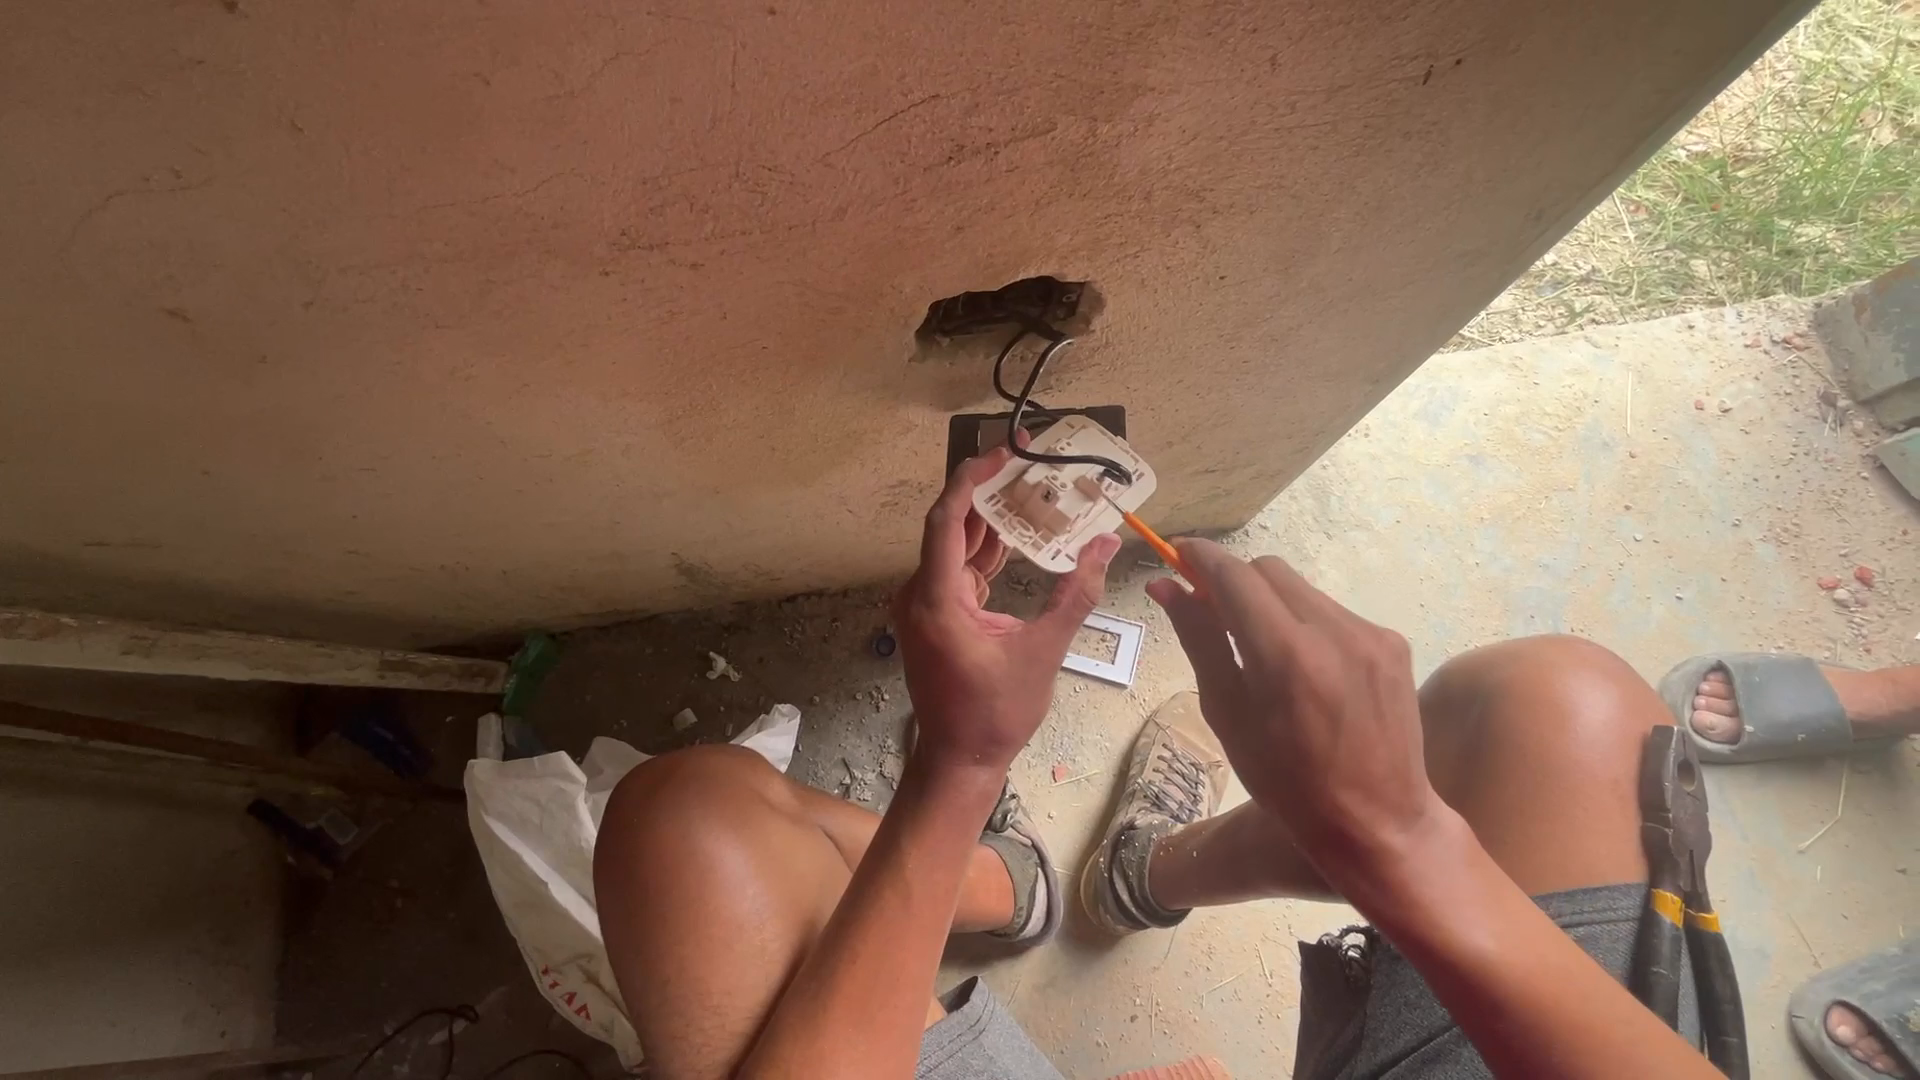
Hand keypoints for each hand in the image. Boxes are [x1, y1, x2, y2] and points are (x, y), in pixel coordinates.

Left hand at [894, 448, 1121, 771]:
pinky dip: (987, 552)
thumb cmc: (996, 714)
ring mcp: (925, 604)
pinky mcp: (937, 614)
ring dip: (990, 522)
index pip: (947, 521)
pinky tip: (1018, 535)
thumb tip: (1106, 546)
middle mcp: (920, 595)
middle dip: (988, 493)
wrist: (959, 758)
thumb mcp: (1043, 651)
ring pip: (956, 547)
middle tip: (1027, 465)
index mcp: (936, 600)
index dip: (971, 481)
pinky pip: (959, 570)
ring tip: (1031, 491)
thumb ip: (1075, 593)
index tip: (1002, 454)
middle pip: (951, 527)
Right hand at [1145, 538, 1441, 872]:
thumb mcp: (1226, 713)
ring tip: (1259, 646)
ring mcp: (1370, 634)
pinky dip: (1302, 620)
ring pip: (1299, 587)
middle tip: (1210, 608)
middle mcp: (1333, 632)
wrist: (1377, 821)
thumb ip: (1199, 639)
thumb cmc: (1284, 781)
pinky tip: (1302, 664)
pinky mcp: (1392, 642)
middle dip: (1232, 578)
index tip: (1175, 553)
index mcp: (1284, 656)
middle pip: (1267, 569)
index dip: (1198, 557)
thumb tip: (1165, 587)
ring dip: (1267, 599)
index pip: (1233, 576)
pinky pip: (1330, 609)